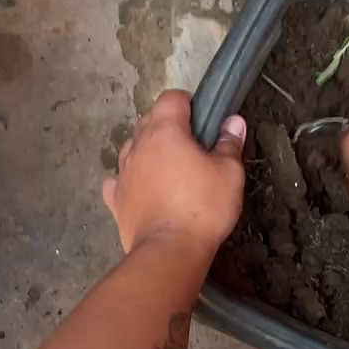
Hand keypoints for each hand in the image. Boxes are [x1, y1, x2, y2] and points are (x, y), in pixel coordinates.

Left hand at [101, 90, 246, 255]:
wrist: (170, 250)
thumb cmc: (203, 207)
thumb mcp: (229, 173)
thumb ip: (229, 144)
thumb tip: (233, 122)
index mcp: (165, 131)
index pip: (171, 98)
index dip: (189, 103)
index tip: (204, 119)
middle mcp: (138, 145)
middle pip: (150, 120)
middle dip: (169, 125)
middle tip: (193, 146)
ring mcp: (122, 172)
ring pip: (133, 148)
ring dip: (149, 150)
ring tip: (170, 169)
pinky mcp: (116, 199)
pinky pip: (119, 179)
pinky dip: (130, 179)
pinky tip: (143, 189)